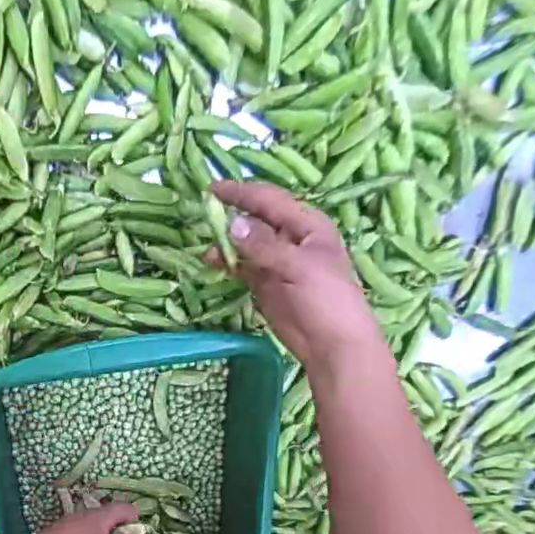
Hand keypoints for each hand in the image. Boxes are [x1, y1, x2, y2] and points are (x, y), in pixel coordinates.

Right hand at [206, 181, 386, 363]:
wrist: (332, 344)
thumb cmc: (327, 300)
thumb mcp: (297, 267)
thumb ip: (264, 246)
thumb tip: (231, 224)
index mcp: (307, 224)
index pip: (269, 200)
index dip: (241, 192)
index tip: (211, 189)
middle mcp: (290, 238)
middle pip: (255, 218)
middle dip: (230, 214)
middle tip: (201, 213)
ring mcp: (276, 261)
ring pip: (246, 243)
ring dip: (226, 242)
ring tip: (206, 247)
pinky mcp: (265, 283)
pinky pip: (242, 266)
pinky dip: (227, 262)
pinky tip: (212, 261)